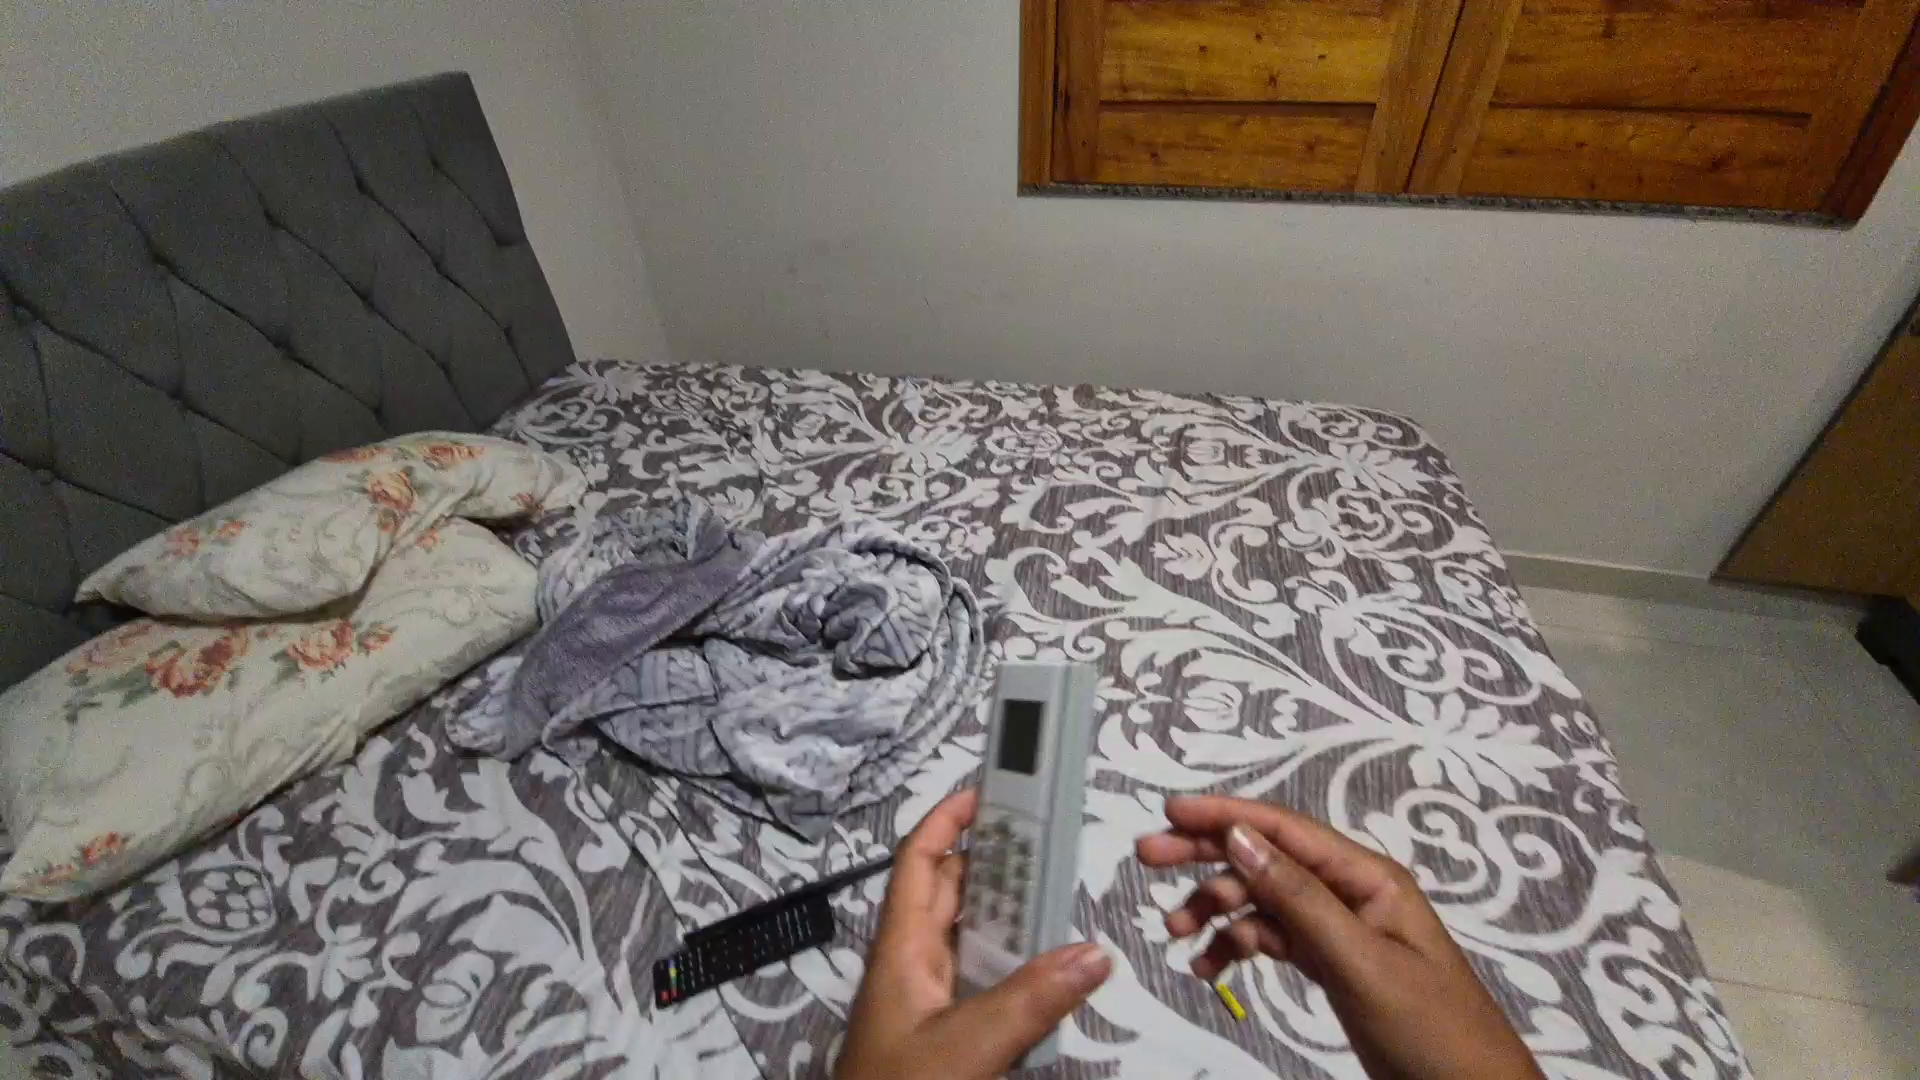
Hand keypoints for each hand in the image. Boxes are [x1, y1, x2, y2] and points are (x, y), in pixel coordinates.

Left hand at [836, 789, 1112, 1079]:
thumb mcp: (965, 1049)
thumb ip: (1030, 1001)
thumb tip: (1095, 952)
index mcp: (901, 945)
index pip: (919, 860)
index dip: (947, 818)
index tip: (989, 792)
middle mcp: (912, 961)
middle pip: (950, 891)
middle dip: (993, 863)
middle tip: (1047, 847)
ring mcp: (927, 1000)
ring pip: (970, 937)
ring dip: (1008, 916)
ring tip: (1057, 899)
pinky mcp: (944, 1034)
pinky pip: (982, 981)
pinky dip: (1013, 966)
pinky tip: (1047, 972)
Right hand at [1137, 795, 1543, 1079]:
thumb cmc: (1432, 1031)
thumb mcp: (1362, 964)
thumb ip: (1298, 897)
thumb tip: (1237, 836)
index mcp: (1364, 876)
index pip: (1282, 829)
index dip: (1224, 815)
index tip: (1171, 811)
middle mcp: (1343, 889)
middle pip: (1262, 857)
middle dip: (1204, 856)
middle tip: (1147, 856)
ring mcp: (1333, 925)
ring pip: (1257, 899)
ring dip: (1213, 909)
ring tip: (1173, 931)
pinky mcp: (1324, 960)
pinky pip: (1267, 938)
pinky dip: (1234, 946)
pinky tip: (1208, 966)